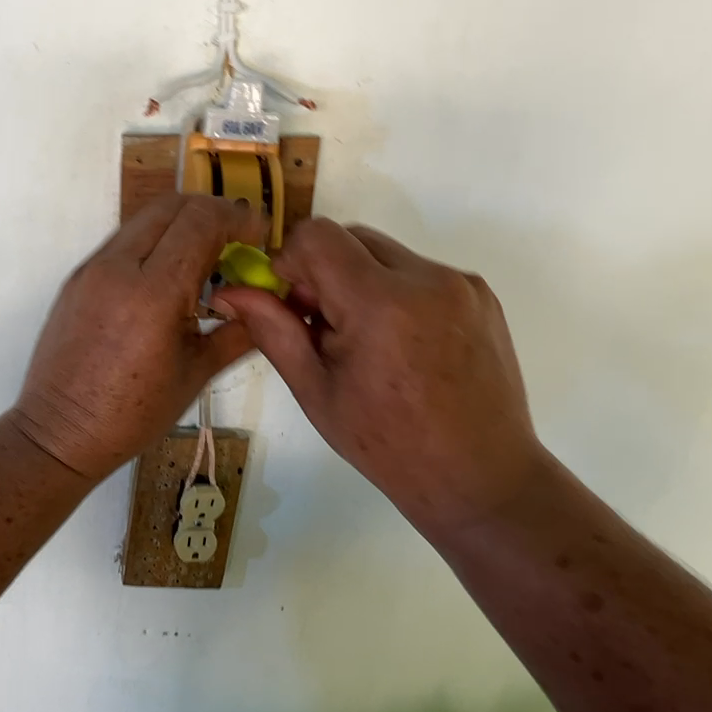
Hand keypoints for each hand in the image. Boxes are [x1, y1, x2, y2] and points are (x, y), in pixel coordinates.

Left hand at [12, 195, 260, 480]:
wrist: (60, 432)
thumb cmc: (133, 414)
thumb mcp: (196, 374)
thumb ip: (237, 332)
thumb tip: (267, 304)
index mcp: (154, 294)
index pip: (202, 222)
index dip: (238, 218)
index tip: (258, 234)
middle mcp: (118, 269)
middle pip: (172, 206)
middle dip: (211, 212)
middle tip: (235, 239)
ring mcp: (91, 270)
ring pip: (143, 220)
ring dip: (180, 224)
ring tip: (204, 258)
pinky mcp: (76, 279)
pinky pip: (121, 242)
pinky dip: (152, 243)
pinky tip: (168, 277)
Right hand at [212, 219, 546, 525]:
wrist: (478, 475)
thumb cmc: (386, 444)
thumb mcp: (315, 390)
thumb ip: (273, 330)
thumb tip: (230, 292)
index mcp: (380, 303)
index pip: (317, 236)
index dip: (291, 263)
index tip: (294, 307)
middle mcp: (426, 278)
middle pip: (351, 237)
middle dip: (325, 272)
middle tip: (324, 328)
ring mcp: (461, 283)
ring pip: (386, 253)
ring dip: (361, 282)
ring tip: (366, 343)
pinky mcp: (480, 294)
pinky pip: (420, 272)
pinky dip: (396, 294)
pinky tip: (401, 347)